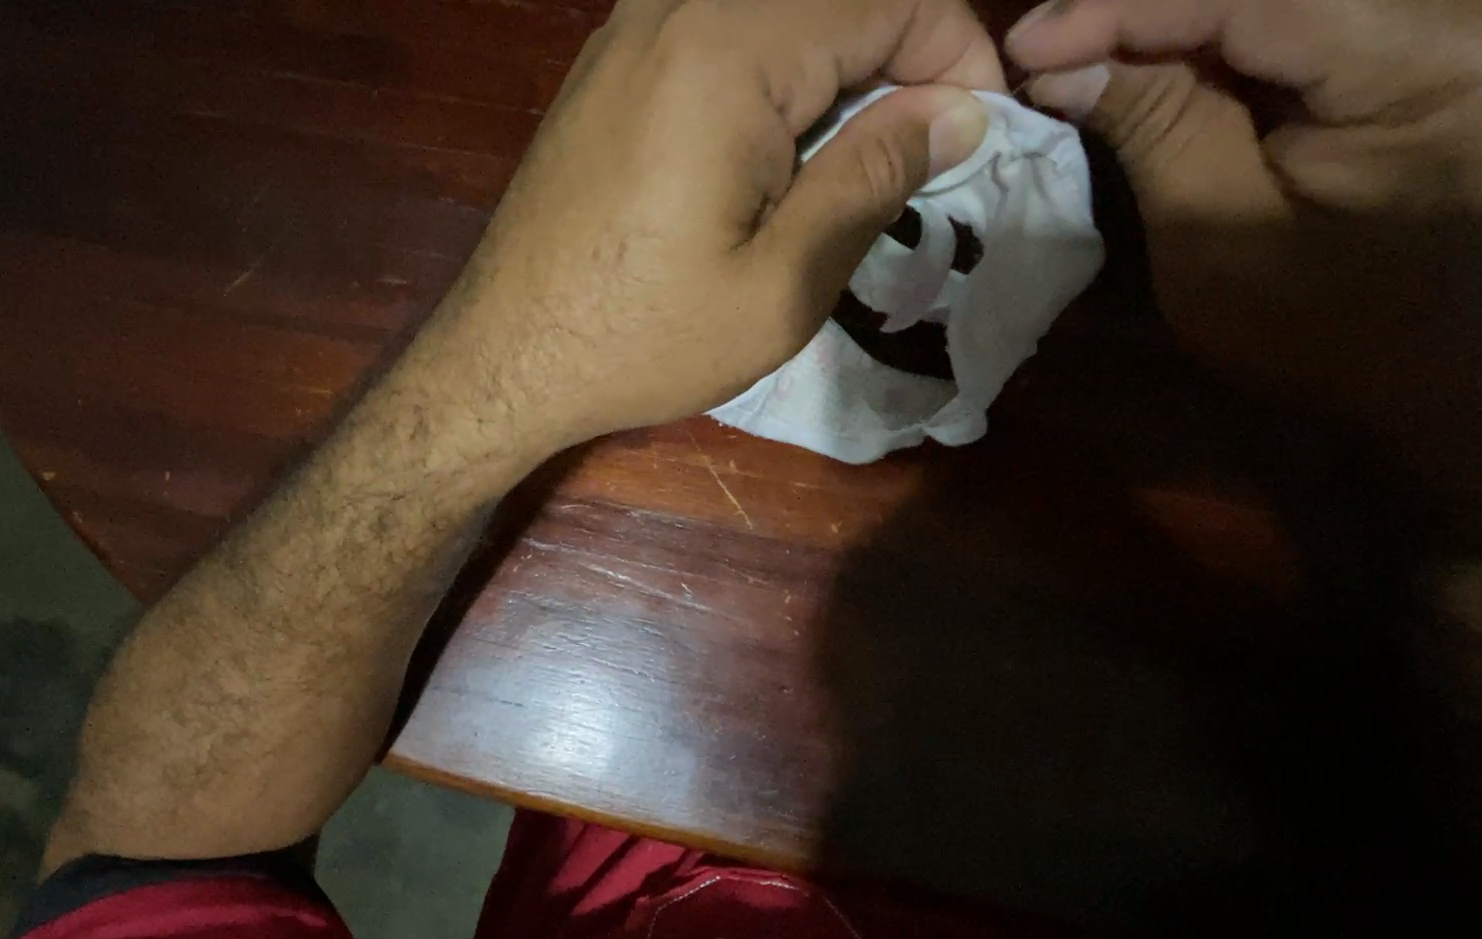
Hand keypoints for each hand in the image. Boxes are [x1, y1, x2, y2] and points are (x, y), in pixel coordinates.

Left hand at [406, 0, 1004, 459]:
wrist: (504, 360)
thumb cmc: (641, 341)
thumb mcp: (779, 287)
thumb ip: (872, 180)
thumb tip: (955, 112)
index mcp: (727, 49)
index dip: (957, 53)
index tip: (977, 135)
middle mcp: (674, 10)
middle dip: (899, 60)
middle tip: (920, 155)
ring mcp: (628, 33)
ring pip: (775, 17)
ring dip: (834, 73)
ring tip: (853, 163)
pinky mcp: (607, 71)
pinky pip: (717, 39)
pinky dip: (771, 80)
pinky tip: (774, 154)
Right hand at [1003, 0, 1481, 514]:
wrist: (1450, 384)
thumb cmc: (1328, 339)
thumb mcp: (1221, 241)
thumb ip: (1157, 130)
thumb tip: (1066, 65)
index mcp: (1447, 63)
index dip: (1132, 8)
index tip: (1029, 39)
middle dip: (1148, 9)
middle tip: (1049, 46)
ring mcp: (1479, 20)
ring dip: (1176, 22)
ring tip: (1085, 53)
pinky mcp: (1452, 44)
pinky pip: (1314, 23)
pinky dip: (1222, 41)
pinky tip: (1153, 62)